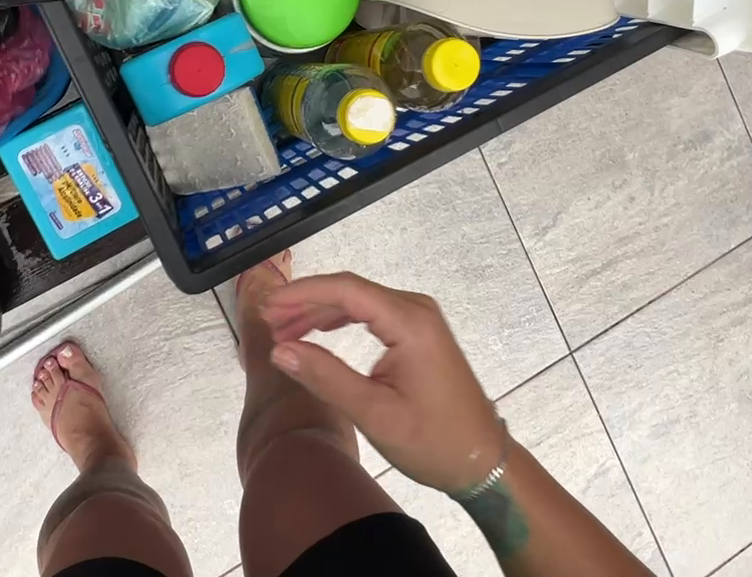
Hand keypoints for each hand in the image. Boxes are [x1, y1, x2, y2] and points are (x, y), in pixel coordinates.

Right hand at [261, 272, 505, 492]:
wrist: (484, 461)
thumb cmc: (433, 441)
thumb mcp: (375, 414)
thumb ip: (326, 377)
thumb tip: (279, 350)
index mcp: (409, 321)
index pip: (346, 290)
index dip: (303, 293)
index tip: (268, 305)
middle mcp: (415, 308)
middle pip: (350, 291)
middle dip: (306, 302)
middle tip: (268, 321)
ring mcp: (418, 318)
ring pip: (359, 301)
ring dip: (320, 312)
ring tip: (283, 330)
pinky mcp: (418, 332)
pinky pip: (372, 314)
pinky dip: (341, 320)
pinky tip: (317, 332)